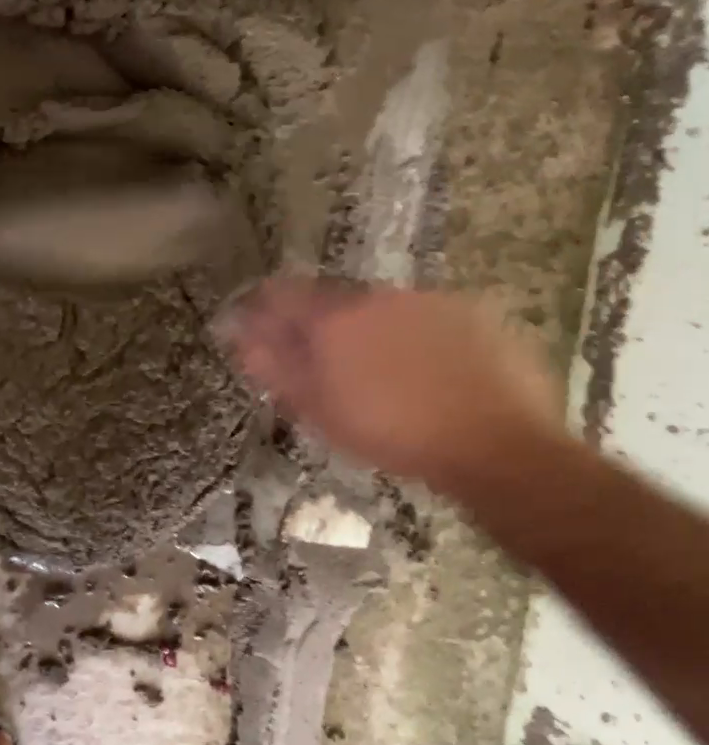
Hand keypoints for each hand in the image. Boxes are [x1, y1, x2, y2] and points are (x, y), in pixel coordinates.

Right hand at [217, 277, 563, 482]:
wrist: (501, 448)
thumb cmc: (393, 433)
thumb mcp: (318, 409)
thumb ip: (276, 368)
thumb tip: (243, 339)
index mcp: (333, 318)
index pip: (280, 295)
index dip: (262, 308)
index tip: (253, 326)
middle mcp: (379, 297)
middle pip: (333, 300)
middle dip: (320, 323)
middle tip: (317, 358)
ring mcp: (431, 304)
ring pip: (382, 309)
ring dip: (368, 329)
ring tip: (373, 369)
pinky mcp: (477, 317)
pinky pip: (427, 319)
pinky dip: (413, 337)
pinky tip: (421, 371)